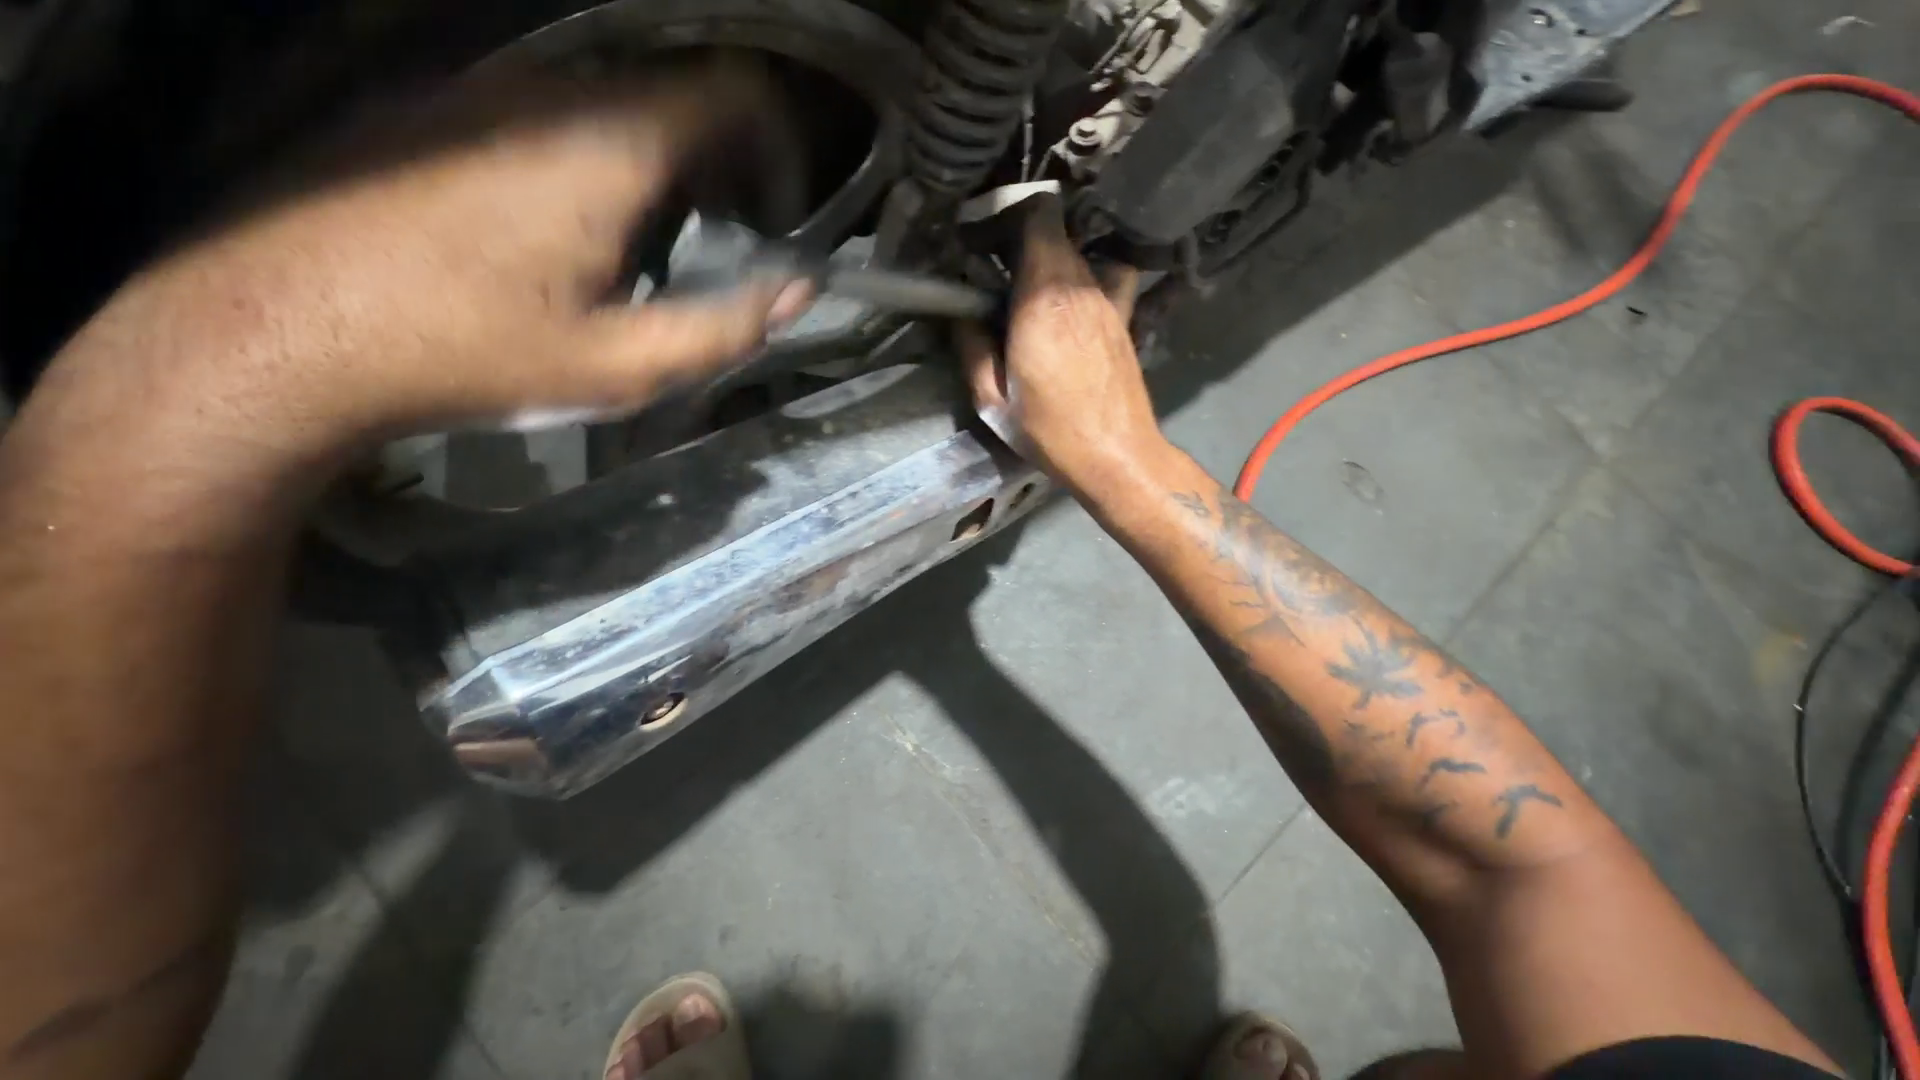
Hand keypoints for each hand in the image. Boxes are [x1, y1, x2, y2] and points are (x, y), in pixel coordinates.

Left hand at [67, 67, 811, 455]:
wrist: (278, 330)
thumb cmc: (467, 354)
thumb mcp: (618, 367)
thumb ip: (726, 328)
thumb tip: (800, 291)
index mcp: (610, 146)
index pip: (737, 94)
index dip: (781, 147)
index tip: (780, 215)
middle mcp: (553, 93)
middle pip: (679, 97)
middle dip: (725, 166)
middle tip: (728, 241)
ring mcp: (486, 91)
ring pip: (614, 105)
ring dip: (660, 167)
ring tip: (651, 250)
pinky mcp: (437, 106)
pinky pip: (551, 114)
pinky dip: (596, 161)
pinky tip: (566, 235)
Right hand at [956, 196, 1158, 489]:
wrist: (1118, 456)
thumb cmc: (1050, 432)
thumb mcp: (992, 400)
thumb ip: (971, 347)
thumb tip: (961, 313)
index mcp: (1042, 299)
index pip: (1038, 217)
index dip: (1009, 213)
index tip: (984, 234)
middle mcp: (1079, 287)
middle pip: (1055, 233)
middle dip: (1022, 240)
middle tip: (995, 267)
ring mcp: (1108, 300)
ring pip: (1079, 256)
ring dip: (1052, 261)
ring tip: (1028, 288)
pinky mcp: (1124, 318)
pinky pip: (1107, 276)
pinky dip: (1088, 274)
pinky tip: (1073, 298)